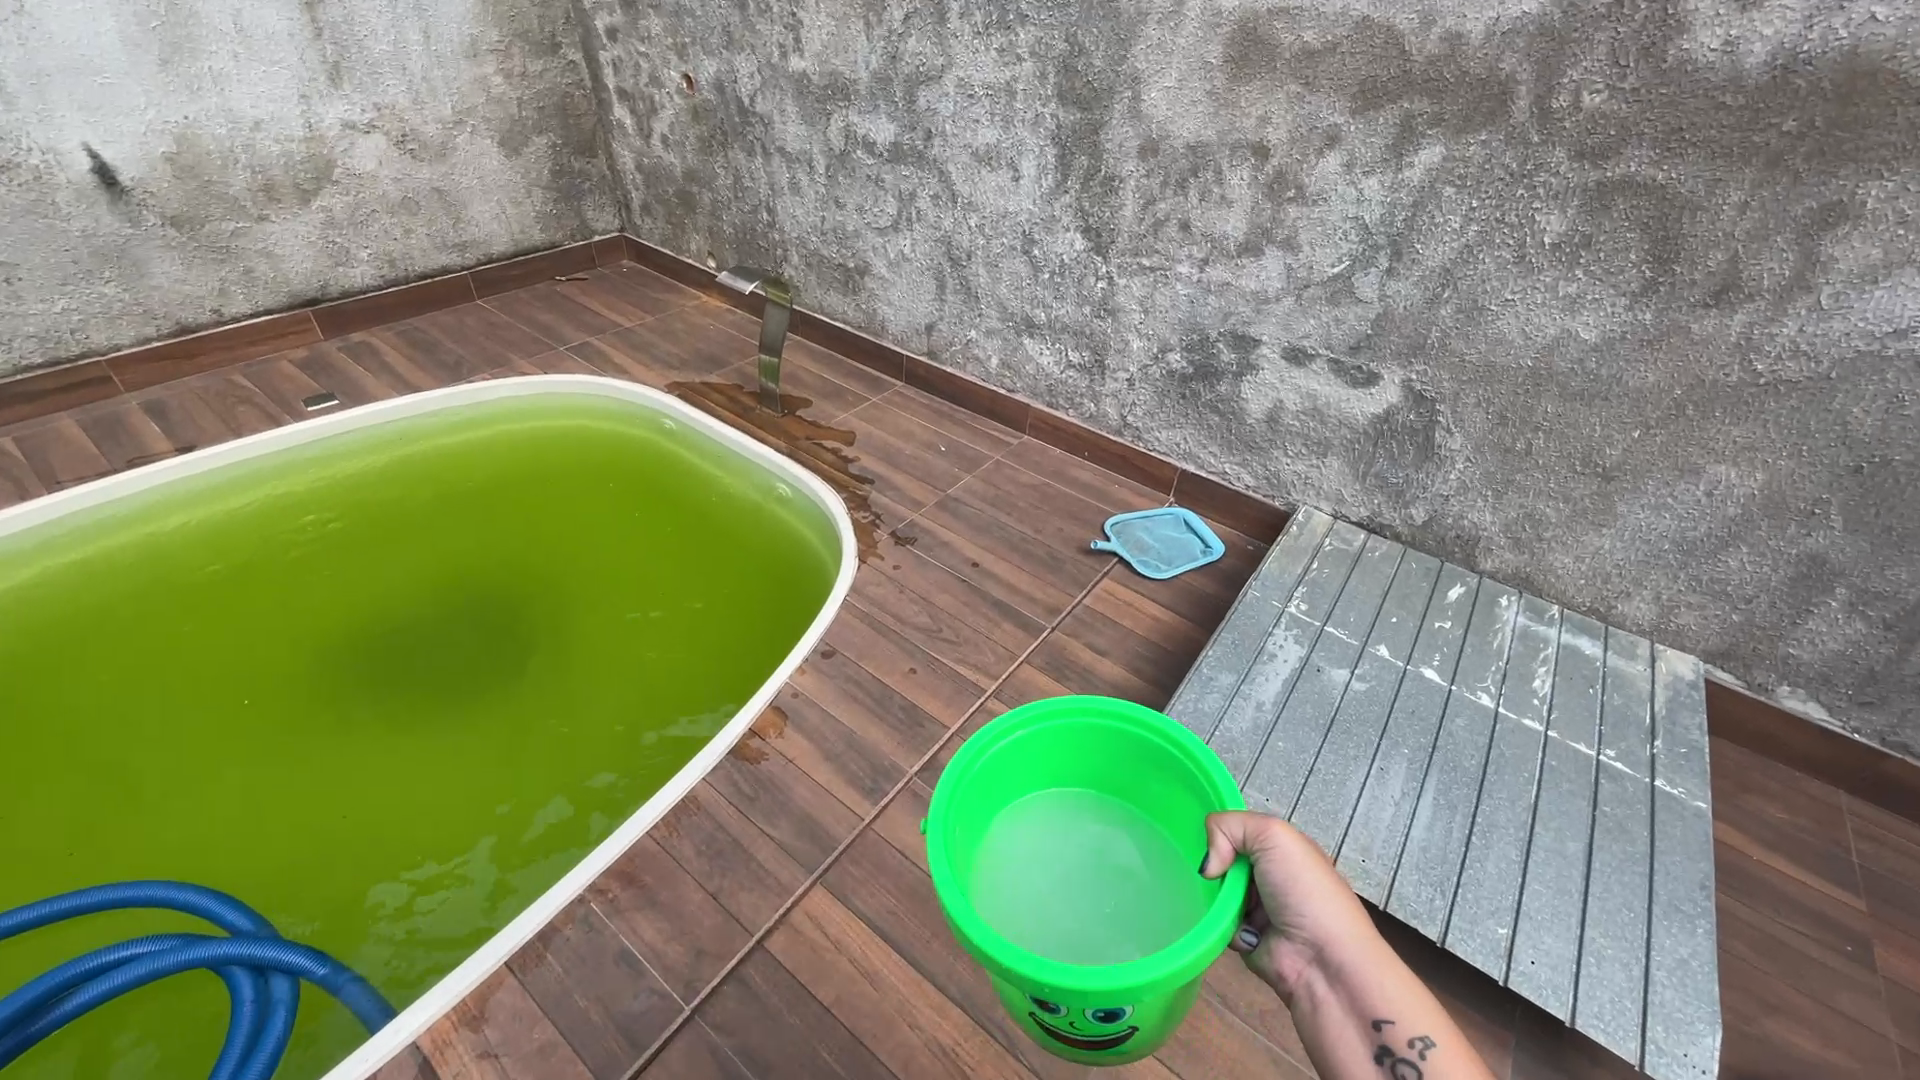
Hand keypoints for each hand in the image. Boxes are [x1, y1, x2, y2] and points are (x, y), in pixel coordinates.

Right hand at [1198, 811, 1381, 1004]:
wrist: (1324, 961)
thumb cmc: (1304, 890)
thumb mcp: (1273, 835)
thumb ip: (1229, 826)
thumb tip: (1207, 866)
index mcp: (1282, 849)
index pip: (1239, 830)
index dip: (1221, 833)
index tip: (1213, 844)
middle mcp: (1270, 876)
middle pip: (1223, 860)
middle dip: (1216, 867)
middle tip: (1214, 876)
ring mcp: (1259, 908)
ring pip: (1217, 892)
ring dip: (1217, 898)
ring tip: (1226, 906)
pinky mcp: (1248, 938)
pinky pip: (1218, 923)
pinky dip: (1222, 926)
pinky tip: (1240, 932)